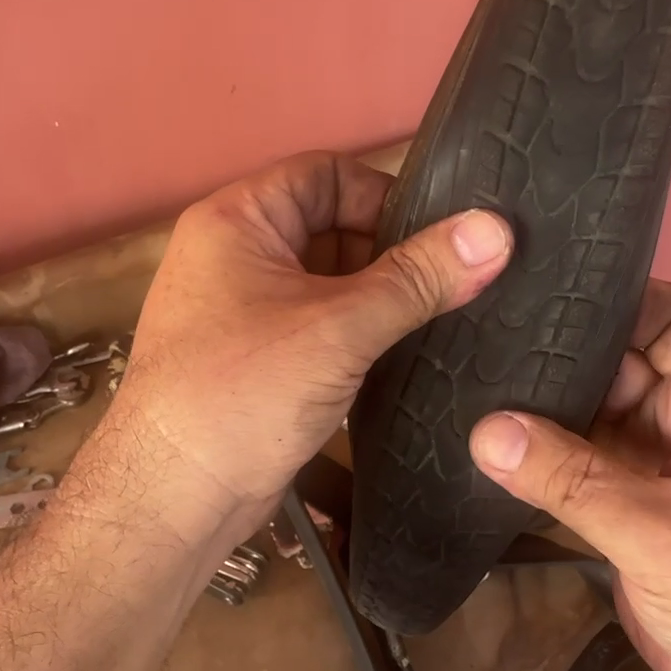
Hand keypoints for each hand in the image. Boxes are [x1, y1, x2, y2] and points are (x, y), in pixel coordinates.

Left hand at [97, 151, 511, 547]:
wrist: (175, 496)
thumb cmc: (244, 392)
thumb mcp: (340, 328)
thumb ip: (418, 279)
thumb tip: (495, 231)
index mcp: (238, 221)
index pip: (324, 175)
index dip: (384, 196)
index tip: (440, 238)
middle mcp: (235, 256)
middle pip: (329, 228)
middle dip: (387, 255)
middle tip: (448, 285)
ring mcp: (243, 310)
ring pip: (327, 283)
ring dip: (376, 299)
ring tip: (439, 318)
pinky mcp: (257, 359)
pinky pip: (317, 325)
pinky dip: (356, 334)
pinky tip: (400, 354)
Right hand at [466, 281, 670, 670]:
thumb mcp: (657, 532)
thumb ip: (569, 480)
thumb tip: (484, 432)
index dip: (620, 301)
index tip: (545, 294)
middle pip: (621, 368)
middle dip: (564, 360)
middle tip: (486, 342)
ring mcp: (656, 468)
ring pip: (594, 419)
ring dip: (546, 415)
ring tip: (473, 388)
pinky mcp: (629, 507)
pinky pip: (580, 466)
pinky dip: (543, 460)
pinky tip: (491, 449)